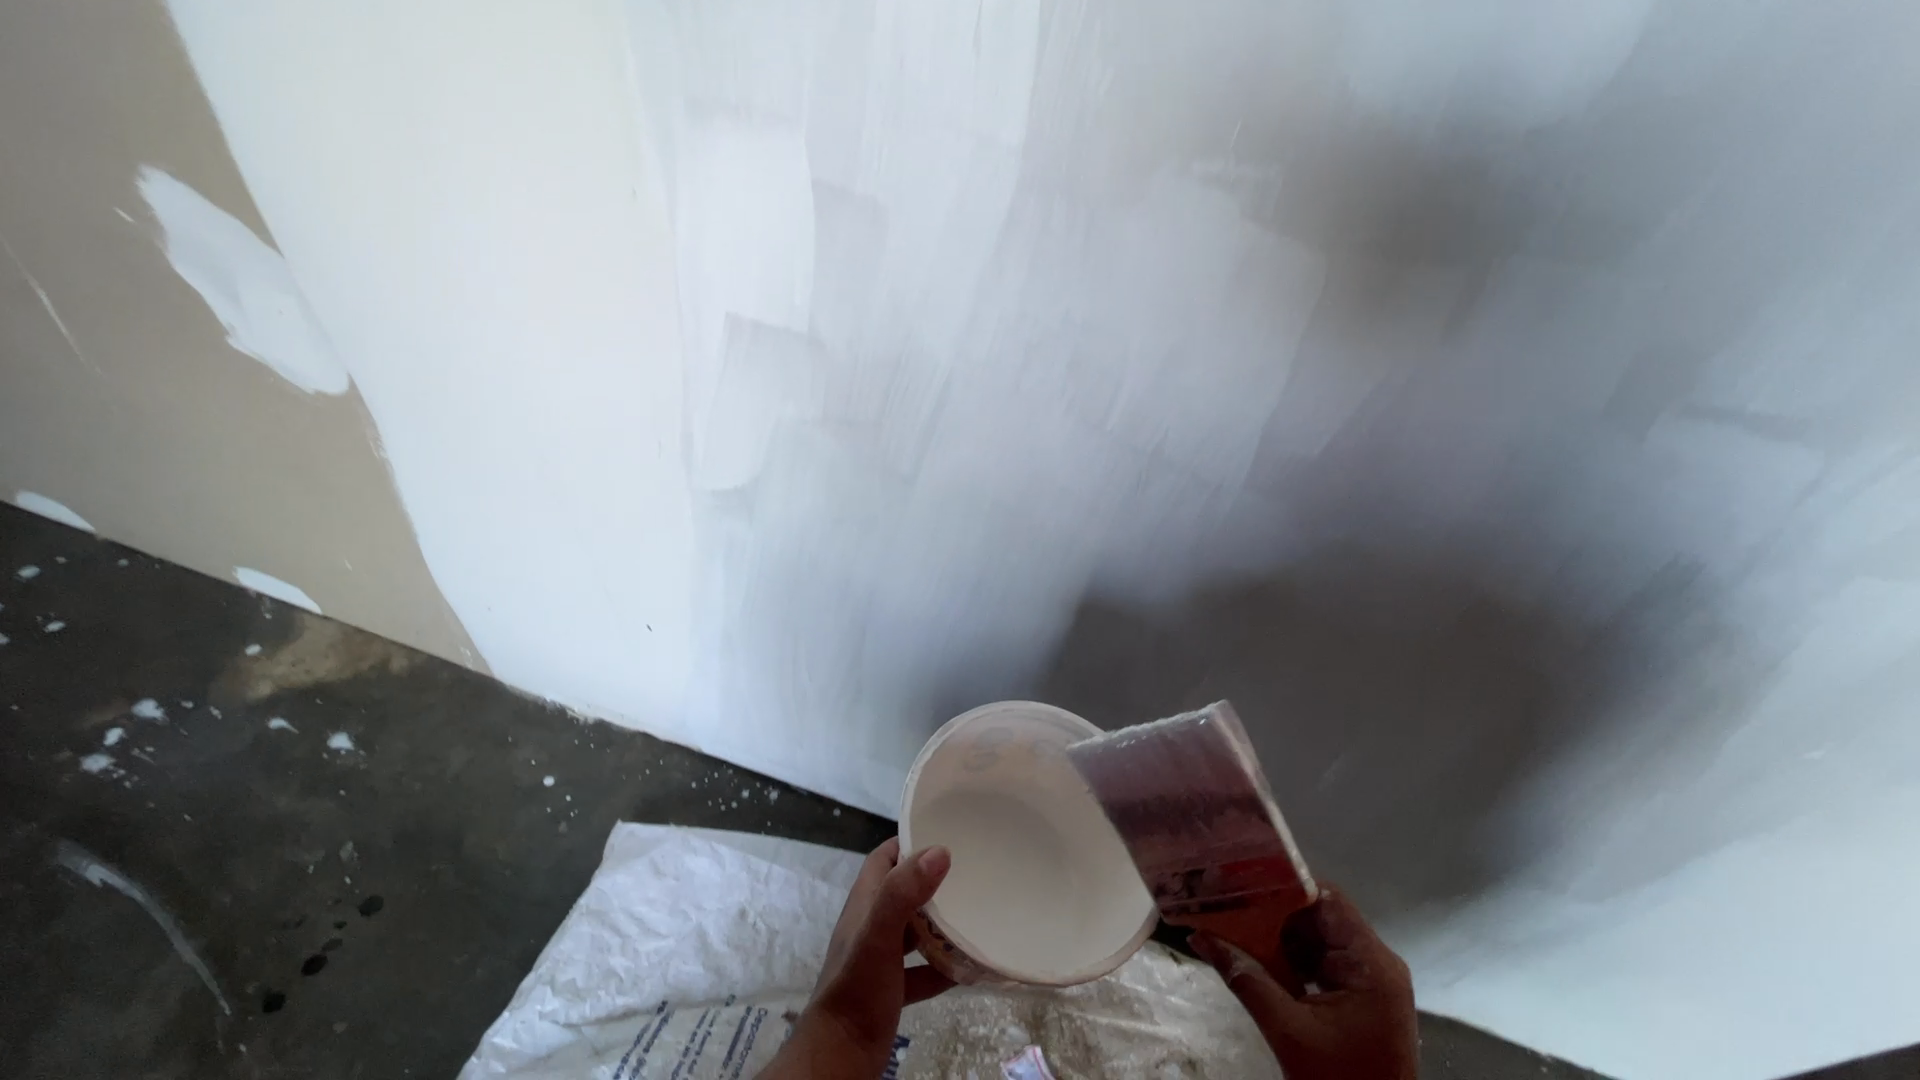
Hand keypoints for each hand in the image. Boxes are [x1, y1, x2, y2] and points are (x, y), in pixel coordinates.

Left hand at [760, 838, 953, 1079]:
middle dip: (932, 880)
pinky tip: (968, 967)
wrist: (840, 1055)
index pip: (883, 858)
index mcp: (864, 905)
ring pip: (914, 930)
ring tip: (974, 913)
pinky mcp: (891, 989)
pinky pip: (923, 970)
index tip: (943, 834)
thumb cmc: (858, 989)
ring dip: (940, 923)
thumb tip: (939, 851)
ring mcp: (880, 959)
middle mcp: (870, 926)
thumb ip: (902, 893)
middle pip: (902, 891)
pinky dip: (943, 966)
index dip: (908, 842)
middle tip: (969, 873)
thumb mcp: (879, 936)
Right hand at [1189, 887, 1417, 1079]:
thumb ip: (1245, 978)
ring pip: (1317, 940)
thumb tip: (1200, 937)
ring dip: (1278, 937)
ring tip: (1233, 926)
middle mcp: (1377, 964)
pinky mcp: (1360, 999)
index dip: (1285, 886)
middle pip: (1321, 918)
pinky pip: (1321, 963)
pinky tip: (1256, 960)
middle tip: (1228, 903)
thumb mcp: (1287, 1030)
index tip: (1242, 881)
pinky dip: (1291, 961)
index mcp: (1371, 964)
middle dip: (1273, 912)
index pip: (1328, 900)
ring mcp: (1370, 983)